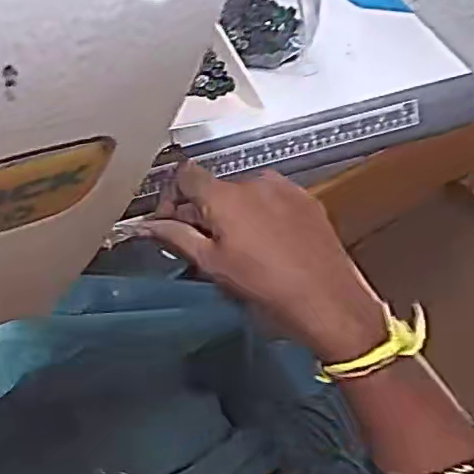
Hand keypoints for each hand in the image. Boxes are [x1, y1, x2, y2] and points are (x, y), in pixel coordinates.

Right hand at [139, 164, 387, 361]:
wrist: (327, 299)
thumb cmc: (265, 285)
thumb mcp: (211, 263)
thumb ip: (175, 236)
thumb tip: (147, 226)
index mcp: (225, 196)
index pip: (184, 175)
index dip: (171, 197)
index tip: (170, 222)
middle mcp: (255, 182)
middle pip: (213, 188)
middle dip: (201, 212)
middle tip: (201, 246)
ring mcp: (284, 189)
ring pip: (241, 195)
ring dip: (230, 215)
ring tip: (236, 249)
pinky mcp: (306, 200)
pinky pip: (269, 200)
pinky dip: (258, 216)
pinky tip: (263, 246)